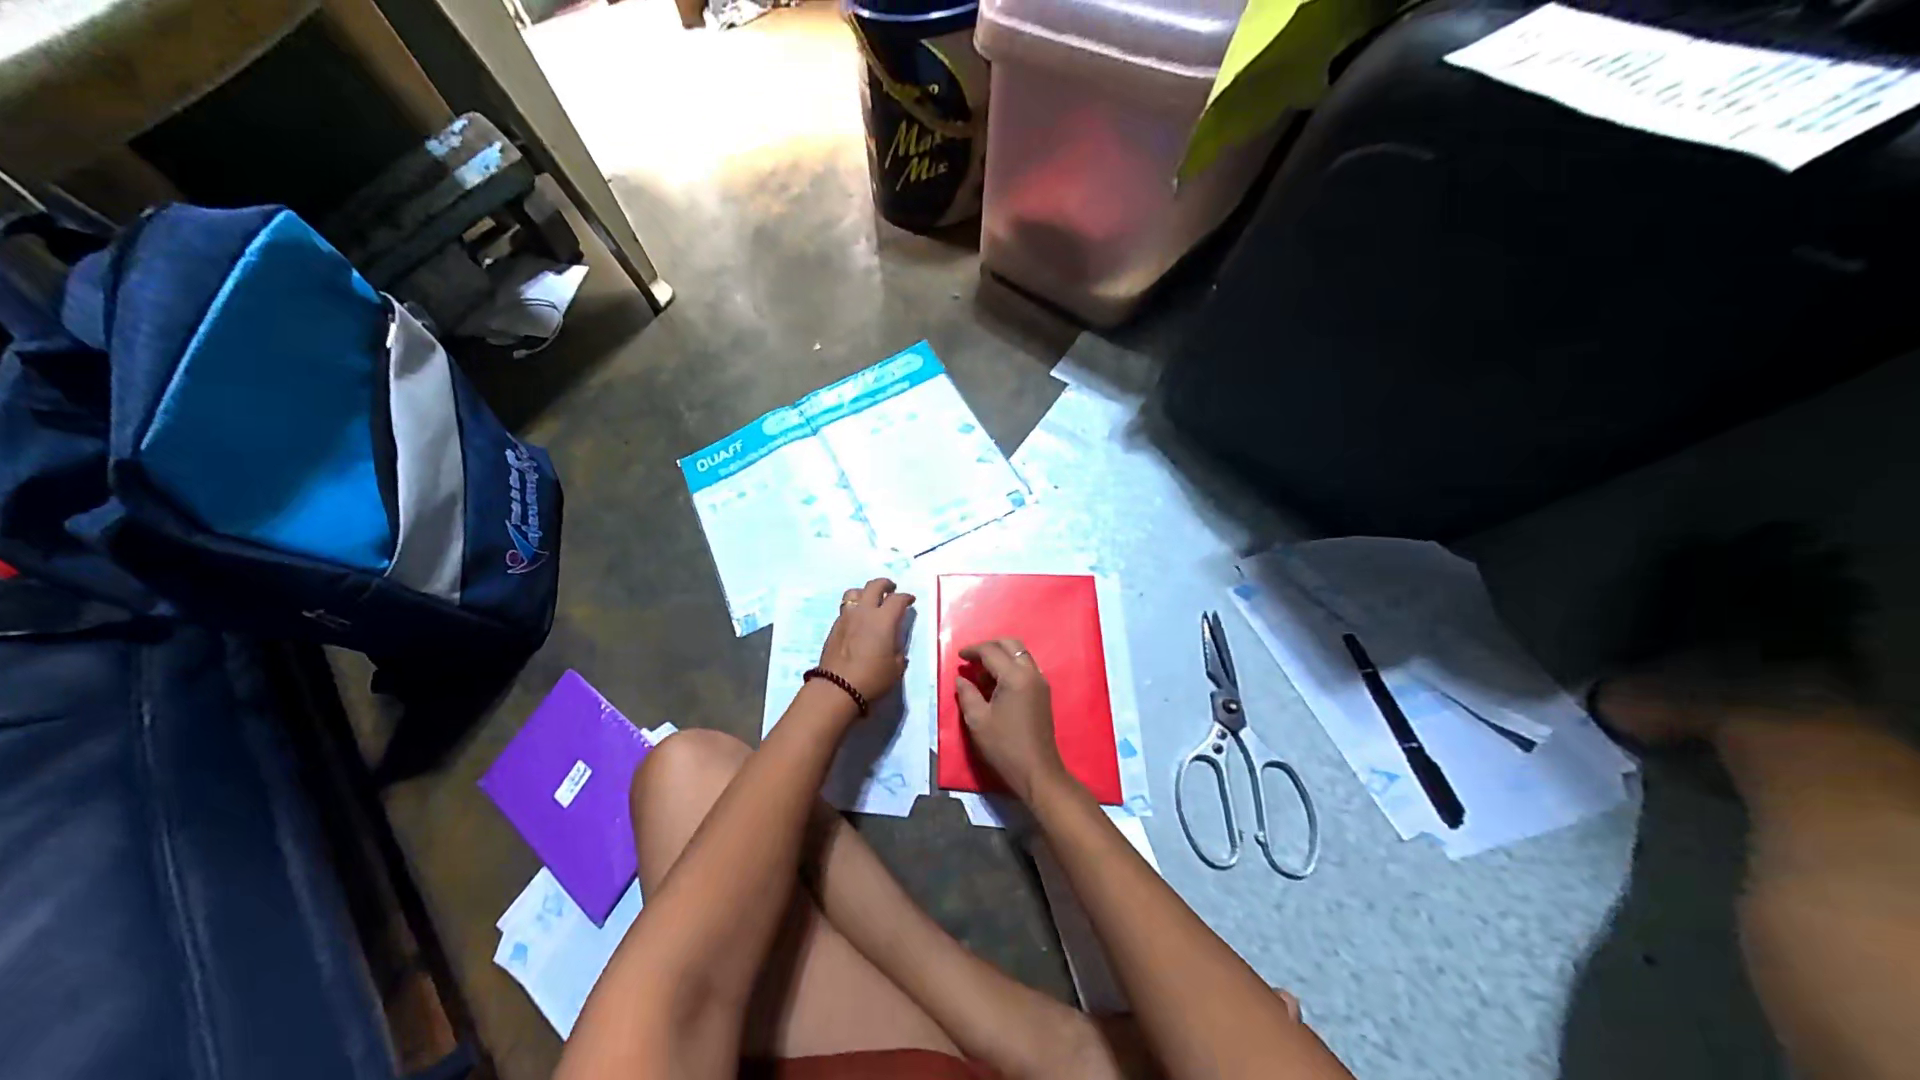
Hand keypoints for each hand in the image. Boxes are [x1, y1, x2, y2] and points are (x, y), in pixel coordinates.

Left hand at [817, 578, 914, 705]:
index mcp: (884, 619)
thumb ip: (898, 648)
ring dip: (865, 592)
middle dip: (885, 584)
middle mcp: (864, 612)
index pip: (898, 599)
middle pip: (874, 586)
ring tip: (870, 599)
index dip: (906, 597)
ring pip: (854, 592)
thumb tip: (894, 642)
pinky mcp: (834, 626)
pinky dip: (854, 607)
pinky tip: (858, 619)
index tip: (910, 601)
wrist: (837, 687)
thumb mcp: (896, 666)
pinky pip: (846, 608)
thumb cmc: (872, 677)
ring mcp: (847, 617)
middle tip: (891, 588)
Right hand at [954, 639, 1069, 801]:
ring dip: (1001, 656)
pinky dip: (1010, 667)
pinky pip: (1026, 668)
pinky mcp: (1043, 693)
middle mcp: (1031, 673)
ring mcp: (1040, 682)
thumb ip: (967, 694)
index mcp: (1015, 676)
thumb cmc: (1004, 746)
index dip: (973, 650)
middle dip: (989, 647)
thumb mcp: (977, 720)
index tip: (959, 656)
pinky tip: (996, 684)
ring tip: (981, 673)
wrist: (1037, 771)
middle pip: (1011, 645)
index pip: (991, 651)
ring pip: (1020, 655)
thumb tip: (962, 679)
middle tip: (971, 659)